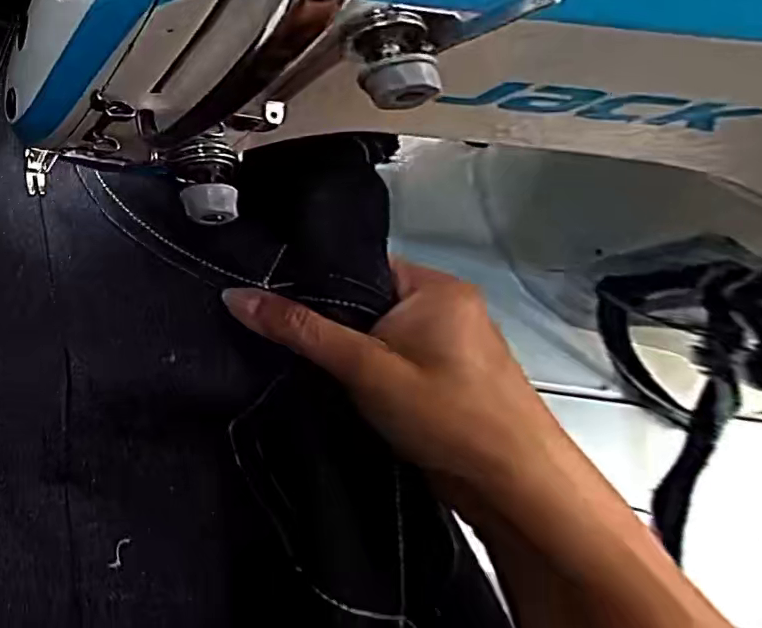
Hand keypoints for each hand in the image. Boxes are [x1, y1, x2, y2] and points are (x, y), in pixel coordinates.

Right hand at [223, 258, 587, 515]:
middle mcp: (446, 306)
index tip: (271, 294)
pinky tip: (338, 381)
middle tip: (281, 329)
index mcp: (435, 285)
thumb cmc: (454, 417)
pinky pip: (391, 355)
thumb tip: (235, 296)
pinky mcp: (447, 377)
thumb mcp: (364, 367)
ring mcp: (450, 343)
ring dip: (347, 347)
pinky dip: (366, 367)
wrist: (526, 500)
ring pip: (376, 330)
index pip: (356, 262)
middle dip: (327, 318)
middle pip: (363, 297)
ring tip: (303, 355)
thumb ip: (298, 329)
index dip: (312, 278)